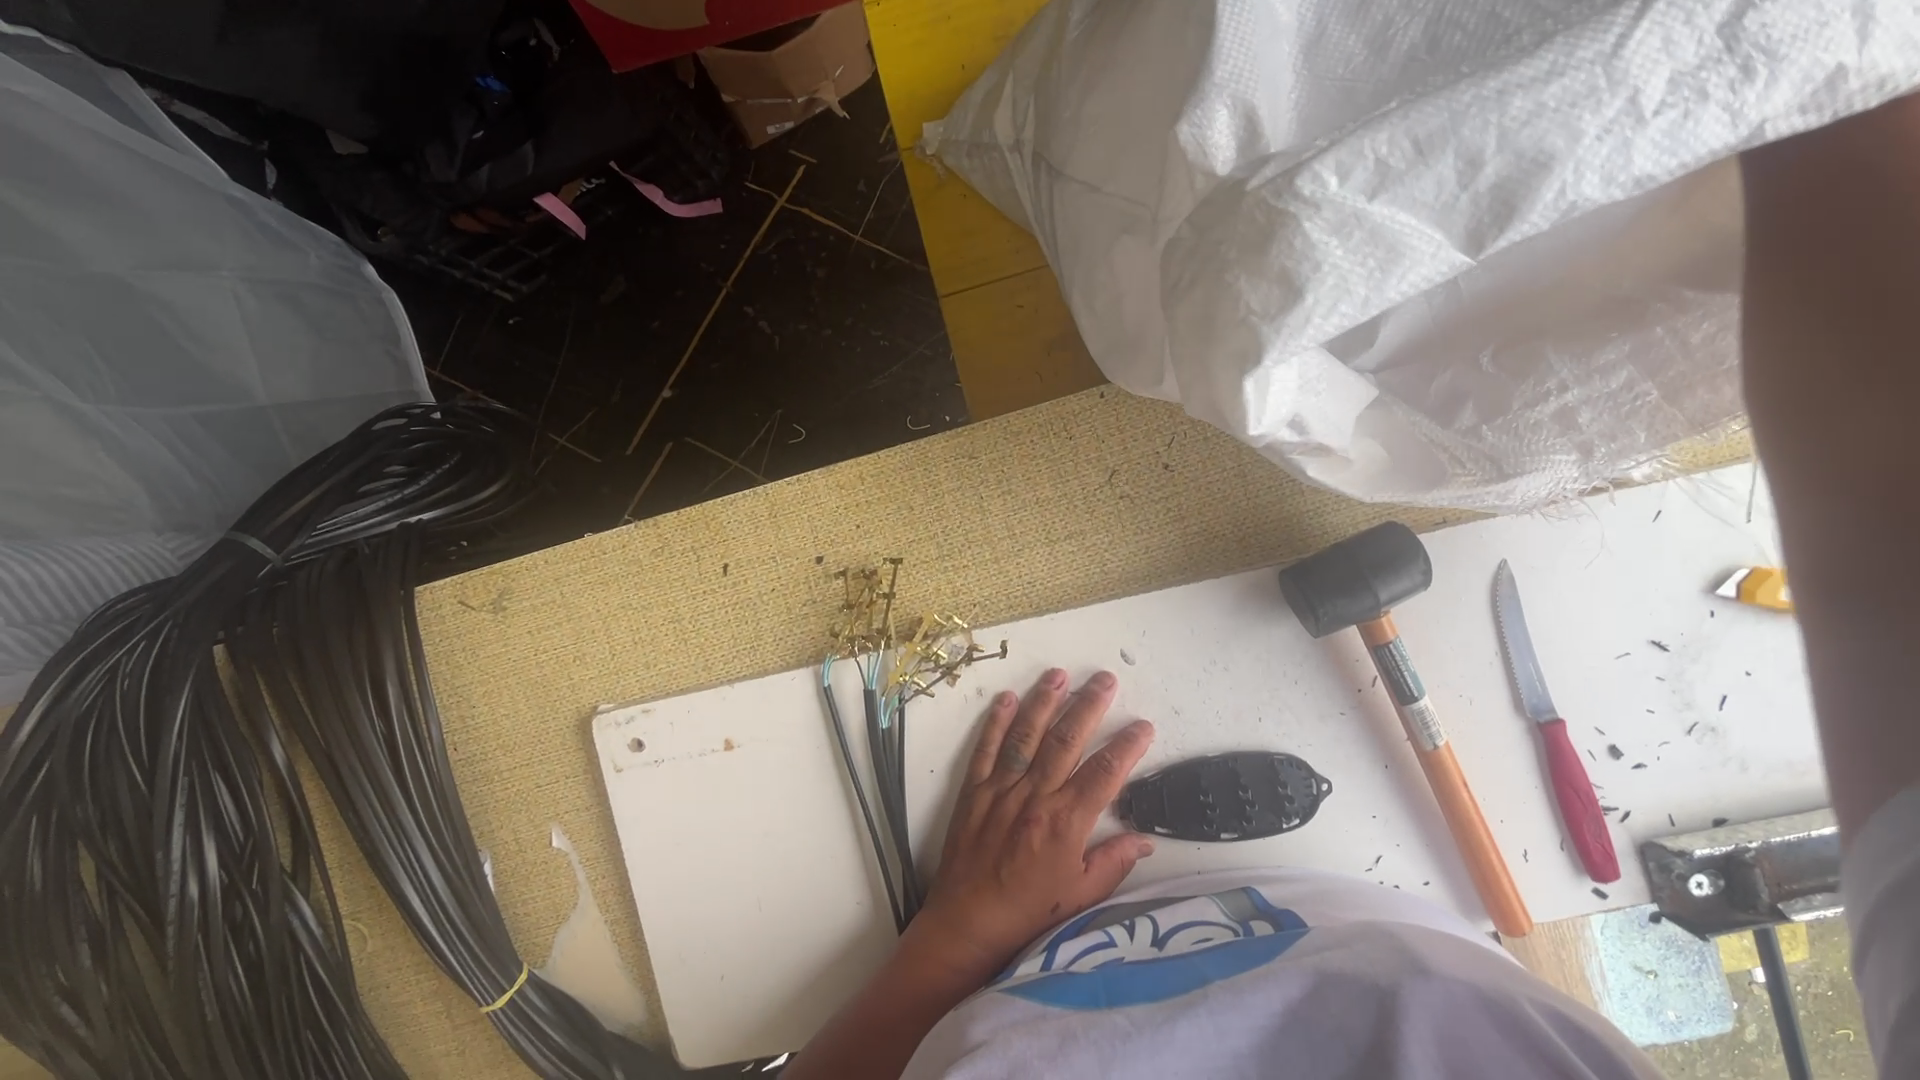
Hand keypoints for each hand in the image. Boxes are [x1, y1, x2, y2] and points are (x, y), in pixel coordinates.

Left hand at [902, 668, 1155, 982]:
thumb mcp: (1080, 895)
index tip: (1143, 726)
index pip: (1105, 773)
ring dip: (1044, 701)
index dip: (1127, 746)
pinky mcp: (973, 790)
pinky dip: (995, 721)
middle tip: (1106, 679)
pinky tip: (1007, 697)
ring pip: (1026, 735)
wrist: (967, 922)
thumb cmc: (1028, 911)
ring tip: (1059, 674)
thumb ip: (1113, 863)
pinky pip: (986, 749)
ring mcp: (1001, 789)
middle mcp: (1035, 796)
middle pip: (1067, 740)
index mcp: (1066, 822)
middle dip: (1089, 706)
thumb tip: (1144, 840)